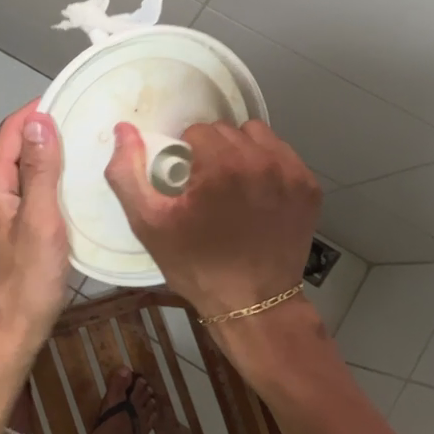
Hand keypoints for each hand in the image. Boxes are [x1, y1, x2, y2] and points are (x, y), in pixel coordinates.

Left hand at [0, 101, 69, 356]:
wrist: (14, 328)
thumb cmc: (29, 278)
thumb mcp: (41, 220)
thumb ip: (40, 171)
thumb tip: (38, 121)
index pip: (11, 131)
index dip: (37, 110)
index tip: (71, 96)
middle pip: (17, 146)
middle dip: (46, 127)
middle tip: (87, 118)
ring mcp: (2, 210)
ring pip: (25, 168)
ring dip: (51, 152)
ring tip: (87, 143)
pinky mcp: (15, 226)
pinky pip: (32, 188)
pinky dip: (52, 177)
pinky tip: (77, 182)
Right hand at [104, 120, 320, 319]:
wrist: (253, 303)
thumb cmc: (196, 265)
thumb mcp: (148, 224)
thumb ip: (128, 172)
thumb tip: (125, 130)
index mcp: (222, 166)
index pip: (196, 131)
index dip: (183, 154)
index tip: (183, 182)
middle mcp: (261, 161)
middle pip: (226, 131)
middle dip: (211, 152)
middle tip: (204, 186)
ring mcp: (291, 173)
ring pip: (256, 137)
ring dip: (239, 151)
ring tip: (231, 184)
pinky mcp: (308, 188)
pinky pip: (281, 155)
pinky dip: (265, 165)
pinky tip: (255, 194)